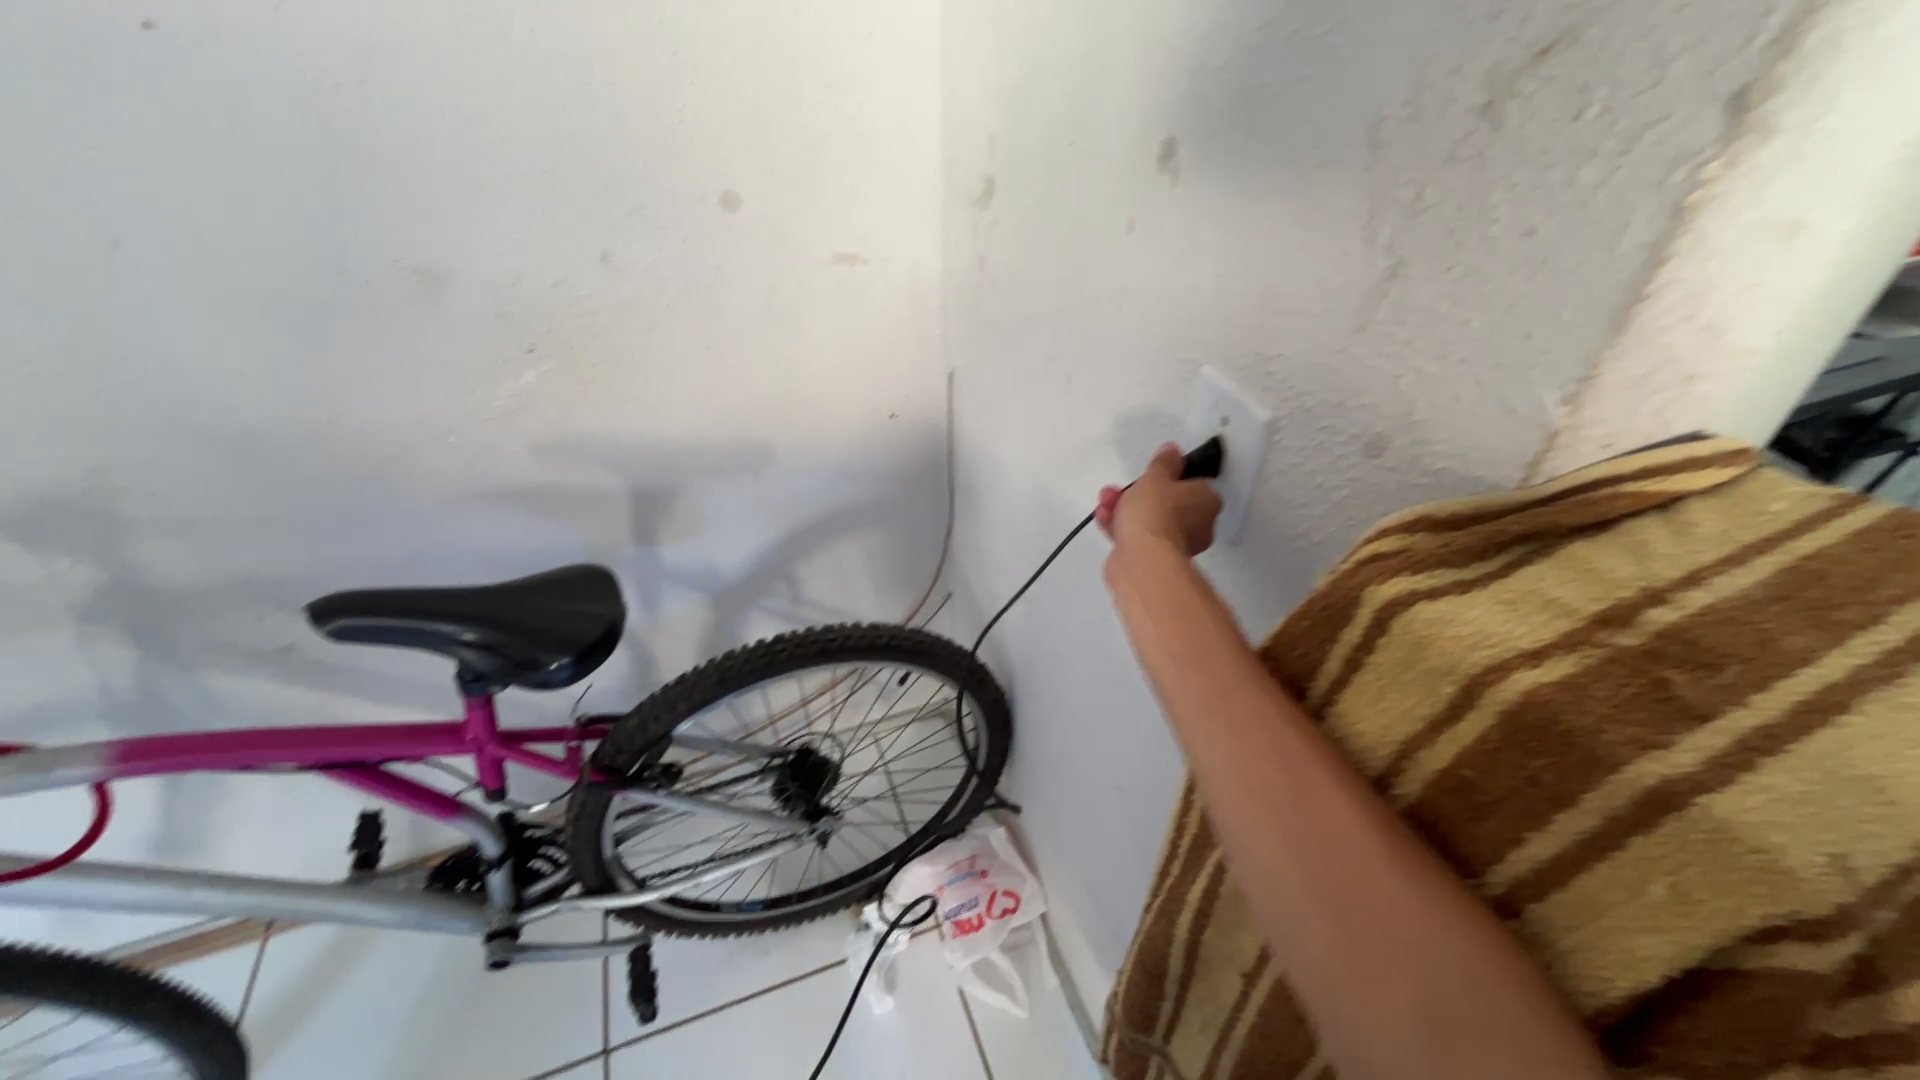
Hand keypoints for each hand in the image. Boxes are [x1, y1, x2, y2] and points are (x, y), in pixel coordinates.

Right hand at [1097, 443, 1223, 558]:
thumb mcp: (1156, 478)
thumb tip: (1173, 450)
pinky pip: (1138, 536)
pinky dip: (1121, 526)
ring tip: (1105, 502)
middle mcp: (1198, 524)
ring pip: (1149, 519)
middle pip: (1167, 502)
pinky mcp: (1154, 559)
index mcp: (1207, 501)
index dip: (1169, 477)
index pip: (1193, 483)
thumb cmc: (1155, 511)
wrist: (1142, 559)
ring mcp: (1176, 544)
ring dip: (1125, 508)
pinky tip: (1103, 518)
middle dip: (1138, 493)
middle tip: (1120, 488)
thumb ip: (1164, 463)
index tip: (1149, 475)